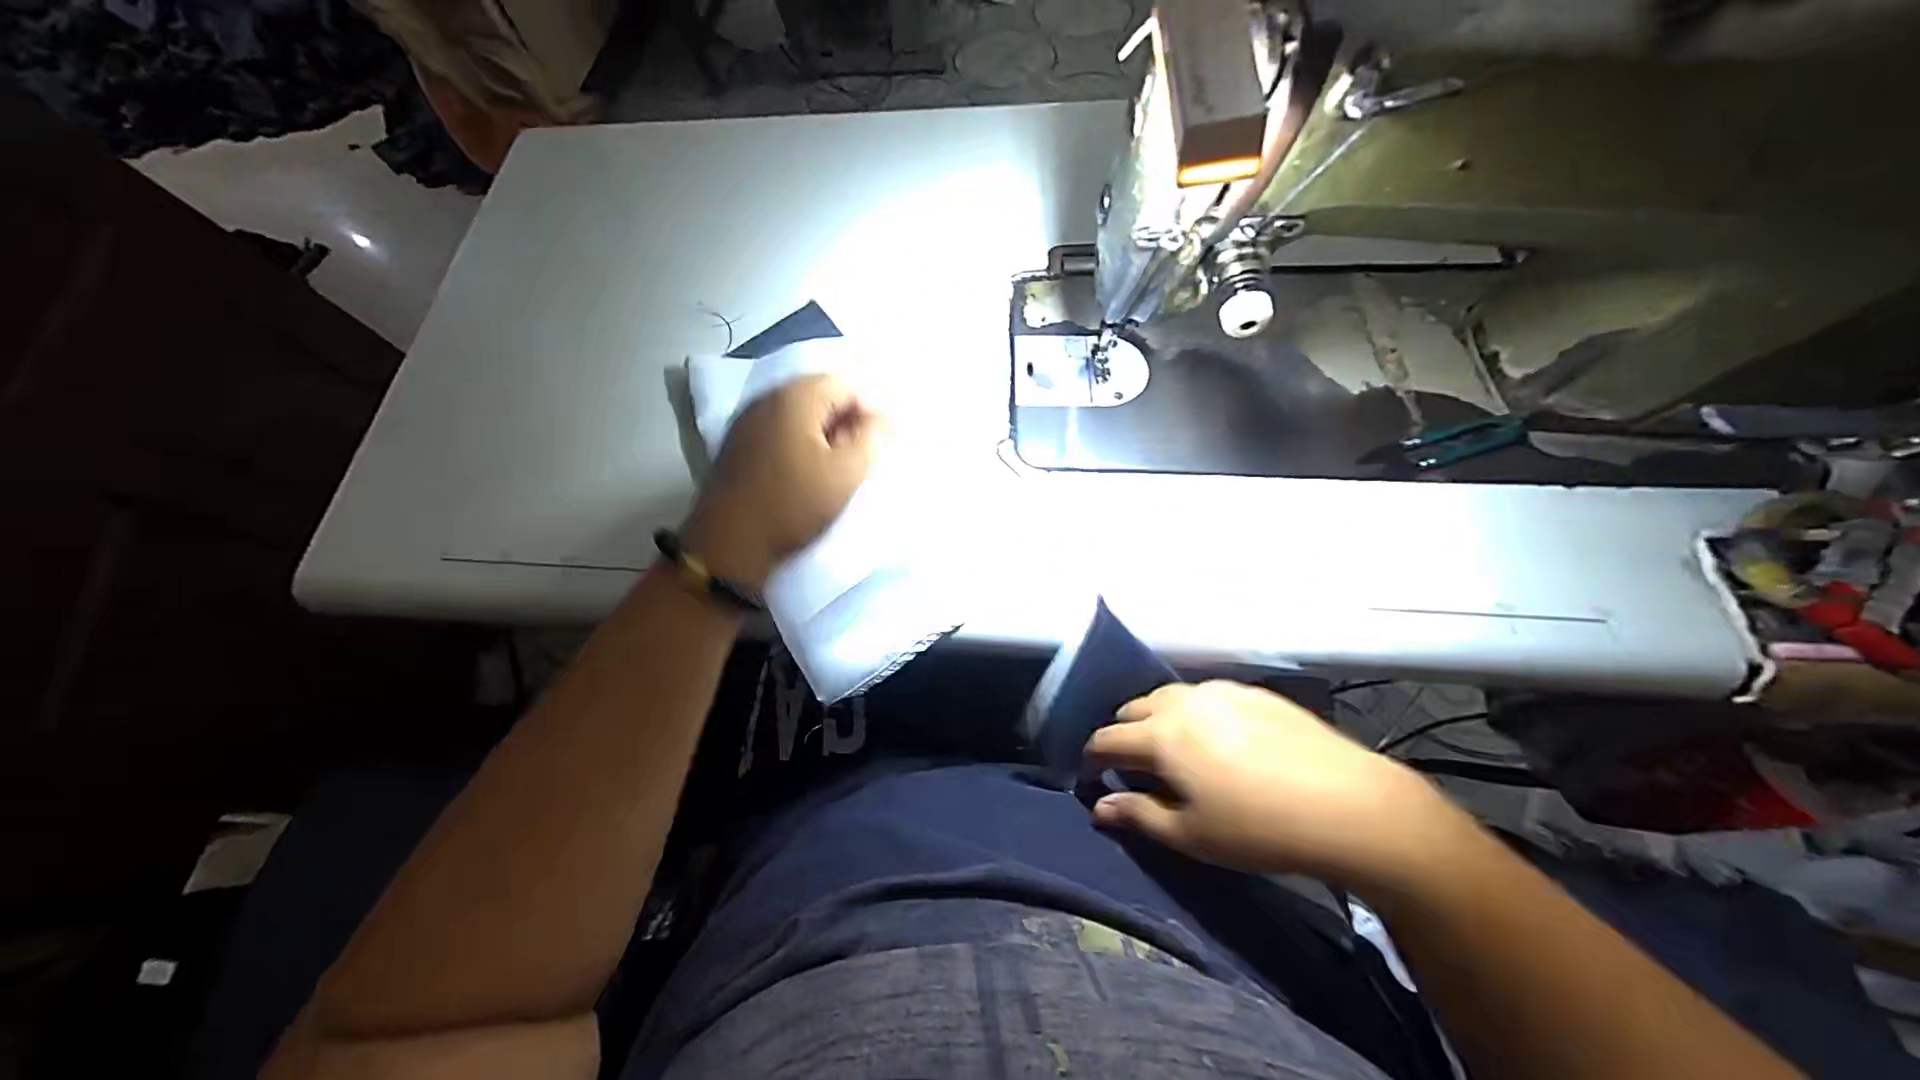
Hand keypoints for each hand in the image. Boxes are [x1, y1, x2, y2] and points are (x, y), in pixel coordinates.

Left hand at [683, 374, 880, 590]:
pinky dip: (797, 447)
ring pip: (798, 417)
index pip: (844, 384)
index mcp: (794, 397)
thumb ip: (871, 439)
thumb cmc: (793, 505)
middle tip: (855, 461)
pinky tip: (803, 478)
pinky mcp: (736, 447)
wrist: (729, 545)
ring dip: (821, 438)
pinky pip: (778, 433)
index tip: (872, 447)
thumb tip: (880, 419)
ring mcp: (746, 422)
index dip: (866, 412)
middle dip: (843, 423)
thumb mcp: (846, 474)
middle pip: (819, 397)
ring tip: (832, 474)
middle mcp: (766, 398)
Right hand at [1085, 681, 1479, 891]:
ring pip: (1171, 696)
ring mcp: (1223, 691)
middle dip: (1123, 734)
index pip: (1106, 739)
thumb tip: (1099, 808)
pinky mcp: (1257, 692)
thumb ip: (1138, 816)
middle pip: (1133, 708)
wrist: (1353, 807)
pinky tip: (1219, 740)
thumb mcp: (1191, 835)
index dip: (1092, 760)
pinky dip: (1196, 713)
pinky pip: (1208, 696)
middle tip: (1135, 767)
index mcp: (1161, 735)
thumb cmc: (1260, 828)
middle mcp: (1184, 702)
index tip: (1093, 780)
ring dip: (1158, 718)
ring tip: (1175, 750)